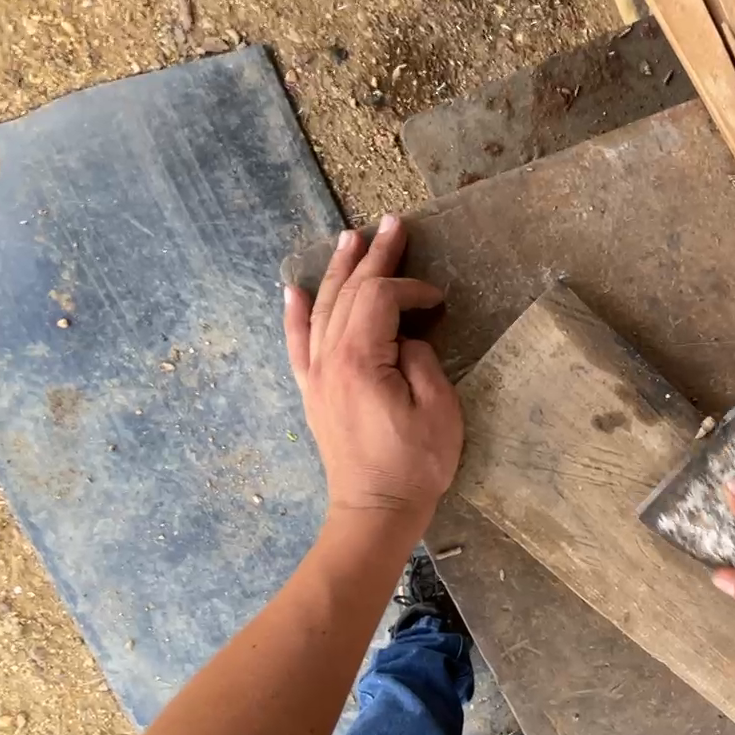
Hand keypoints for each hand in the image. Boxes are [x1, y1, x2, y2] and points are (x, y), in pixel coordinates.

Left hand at [284, 215, 461, 528]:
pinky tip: (295, 289)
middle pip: (349, 293)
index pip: (380, 299)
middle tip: (393, 224)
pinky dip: (295, 313)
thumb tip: (404, 341)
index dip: (411, 288)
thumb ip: (421, 362)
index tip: (439, 300)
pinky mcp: (314, 391)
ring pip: (323, 308)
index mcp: (360, 360)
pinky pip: (297, 343)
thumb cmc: (416, 464)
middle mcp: (328, 359)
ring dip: (340, 271)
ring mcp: (315, 374)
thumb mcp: (438, 411)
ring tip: (353, 239)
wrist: (375, 510)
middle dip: (375, 257)